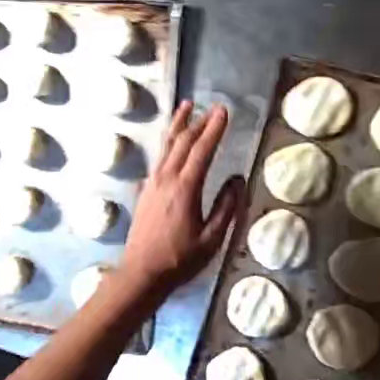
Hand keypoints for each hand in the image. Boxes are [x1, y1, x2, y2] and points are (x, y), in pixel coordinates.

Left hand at [120, 102, 244, 296]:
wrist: (141, 273)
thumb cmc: (180, 259)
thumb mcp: (212, 238)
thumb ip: (227, 207)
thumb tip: (237, 180)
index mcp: (185, 188)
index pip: (202, 150)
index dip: (214, 129)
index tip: (224, 111)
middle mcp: (165, 179)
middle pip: (182, 142)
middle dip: (199, 122)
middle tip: (212, 107)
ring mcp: (151, 184)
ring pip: (166, 147)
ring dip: (178, 126)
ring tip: (186, 107)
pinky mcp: (144, 191)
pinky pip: (158, 159)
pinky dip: (167, 145)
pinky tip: (170, 146)